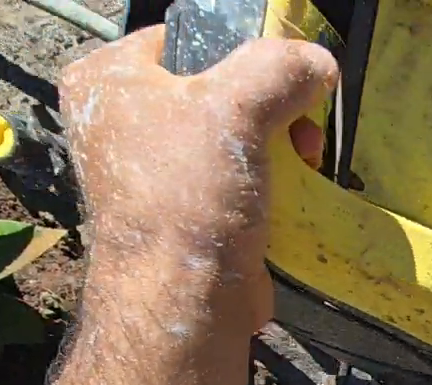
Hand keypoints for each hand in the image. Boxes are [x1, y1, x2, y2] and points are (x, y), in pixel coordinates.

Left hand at [60, 26, 336, 332]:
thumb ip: (277, 72)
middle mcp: (127, 120)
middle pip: (220, 92)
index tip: (288, 88)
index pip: (188, 40)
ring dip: (281, 154)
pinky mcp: (192, 213)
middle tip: (303, 138)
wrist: (187, 296)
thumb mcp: (234, 113)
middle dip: (274, 114)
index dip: (246, 57)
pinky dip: (272, 188)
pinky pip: (241, 182)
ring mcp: (160, 171)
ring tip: (303, 171)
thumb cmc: (192, 197)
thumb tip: (320, 60)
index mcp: (110, 79)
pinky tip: (289, 201)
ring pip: (236, 140)